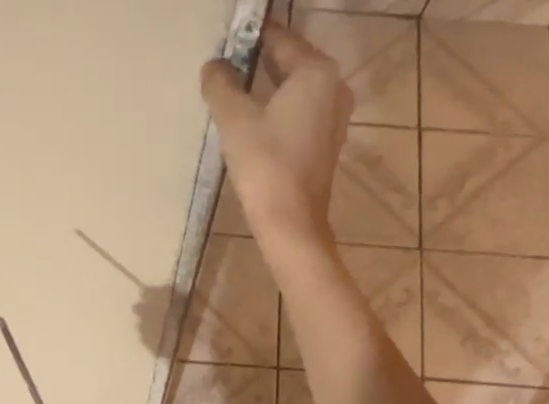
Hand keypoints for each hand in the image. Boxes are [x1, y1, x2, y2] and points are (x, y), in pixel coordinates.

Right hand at [200, 21, 351, 242]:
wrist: (291, 224)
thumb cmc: (265, 166)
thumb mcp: (234, 120)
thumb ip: (221, 85)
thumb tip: (214, 66)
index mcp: (316, 72)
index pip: (280, 38)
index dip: (251, 35)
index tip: (228, 37)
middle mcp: (334, 87)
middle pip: (292, 62)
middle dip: (260, 60)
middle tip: (228, 62)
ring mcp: (334, 118)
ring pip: (297, 89)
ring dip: (269, 87)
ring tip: (237, 89)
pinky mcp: (326, 144)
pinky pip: (301, 113)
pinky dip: (280, 110)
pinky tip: (256, 120)